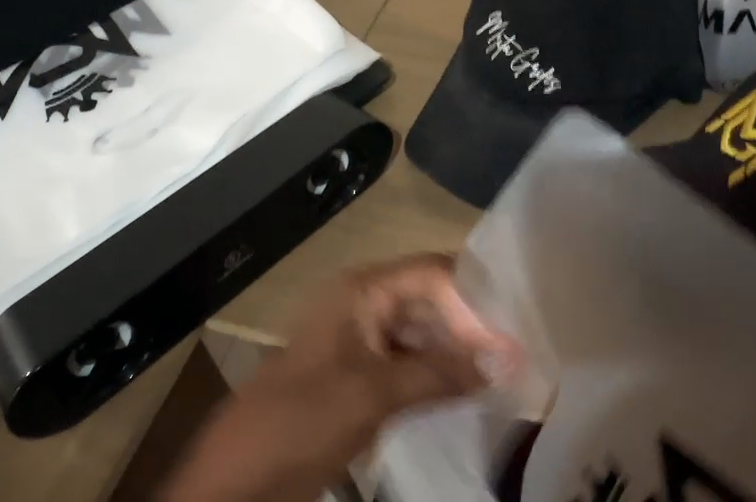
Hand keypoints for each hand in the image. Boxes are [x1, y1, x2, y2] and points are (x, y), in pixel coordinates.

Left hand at [162, 254, 520, 501]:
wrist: (236, 482)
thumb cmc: (301, 420)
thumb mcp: (374, 394)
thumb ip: (441, 373)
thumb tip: (508, 360)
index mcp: (362, 291)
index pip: (432, 274)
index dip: (475, 298)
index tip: (516, 329)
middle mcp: (365, 307)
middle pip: (432, 302)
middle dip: (473, 326)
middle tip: (520, 354)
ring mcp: (362, 345)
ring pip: (424, 337)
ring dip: (460, 355)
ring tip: (506, 376)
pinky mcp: (362, 381)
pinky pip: (412, 368)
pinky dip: (440, 379)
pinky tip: (471, 396)